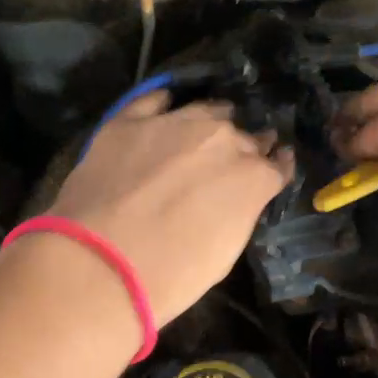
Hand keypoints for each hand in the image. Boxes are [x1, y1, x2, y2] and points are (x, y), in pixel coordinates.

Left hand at [49, 93, 293, 323]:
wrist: (101, 263)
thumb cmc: (171, 275)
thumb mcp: (224, 253)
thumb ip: (238, 212)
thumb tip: (236, 198)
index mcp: (251, 177)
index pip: (277, 165)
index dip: (276, 166)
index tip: (276, 167)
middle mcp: (220, 139)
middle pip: (242, 135)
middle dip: (244, 146)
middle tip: (239, 156)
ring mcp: (173, 124)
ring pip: (204, 110)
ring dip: (212, 120)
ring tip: (210, 126)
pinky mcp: (128, 122)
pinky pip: (152, 101)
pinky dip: (163, 104)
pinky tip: (165, 105)